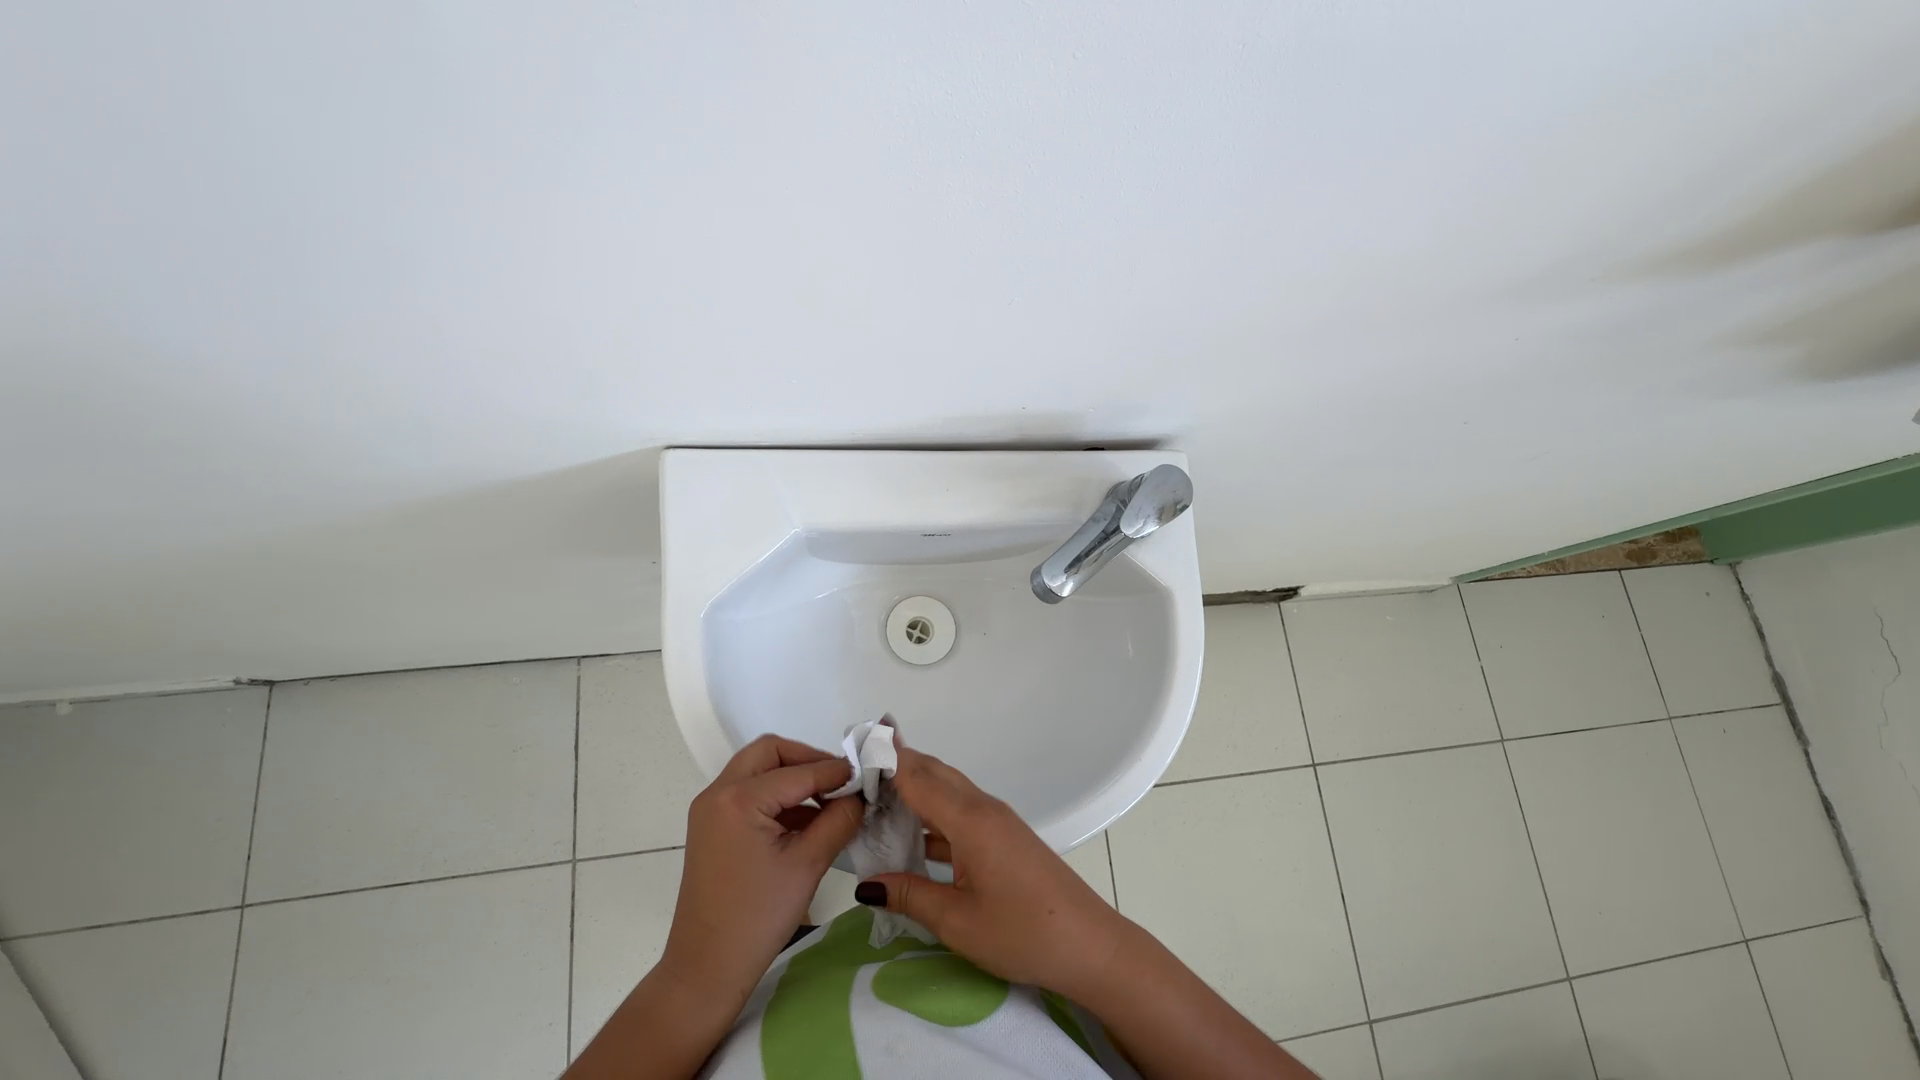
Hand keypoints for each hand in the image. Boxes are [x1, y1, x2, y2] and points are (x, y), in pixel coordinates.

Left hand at [657, 735, 862, 1004]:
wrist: (706, 968)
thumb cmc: (758, 917)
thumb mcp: (808, 864)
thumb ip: (839, 820)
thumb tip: (861, 796)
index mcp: (738, 798)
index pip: (799, 771)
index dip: (838, 772)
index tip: (870, 776)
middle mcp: (718, 793)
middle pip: (771, 753)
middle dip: (810, 761)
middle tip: (843, 783)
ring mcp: (711, 810)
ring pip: (758, 771)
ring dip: (794, 778)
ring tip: (831, 803)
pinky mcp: (713, 827)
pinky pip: (749, 794)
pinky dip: (779, 797)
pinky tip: (808, 821)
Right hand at [858, 746, 1130, 997]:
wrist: (1089, 946)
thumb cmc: (1022, 933)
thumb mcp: (957, 921)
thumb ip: (909, 895)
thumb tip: (866, 883)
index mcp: (970, 819)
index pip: (917, 776)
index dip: (883, 759)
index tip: (849, 750)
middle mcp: (983, 809)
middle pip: (933, 774)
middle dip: (895, 767)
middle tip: (854, 773)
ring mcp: (996, 822)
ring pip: (947, 792)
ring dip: (913, 791)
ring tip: (871, 802)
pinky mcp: (1003, 839)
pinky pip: (959, 813)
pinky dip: (931, 816)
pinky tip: (909, 838)